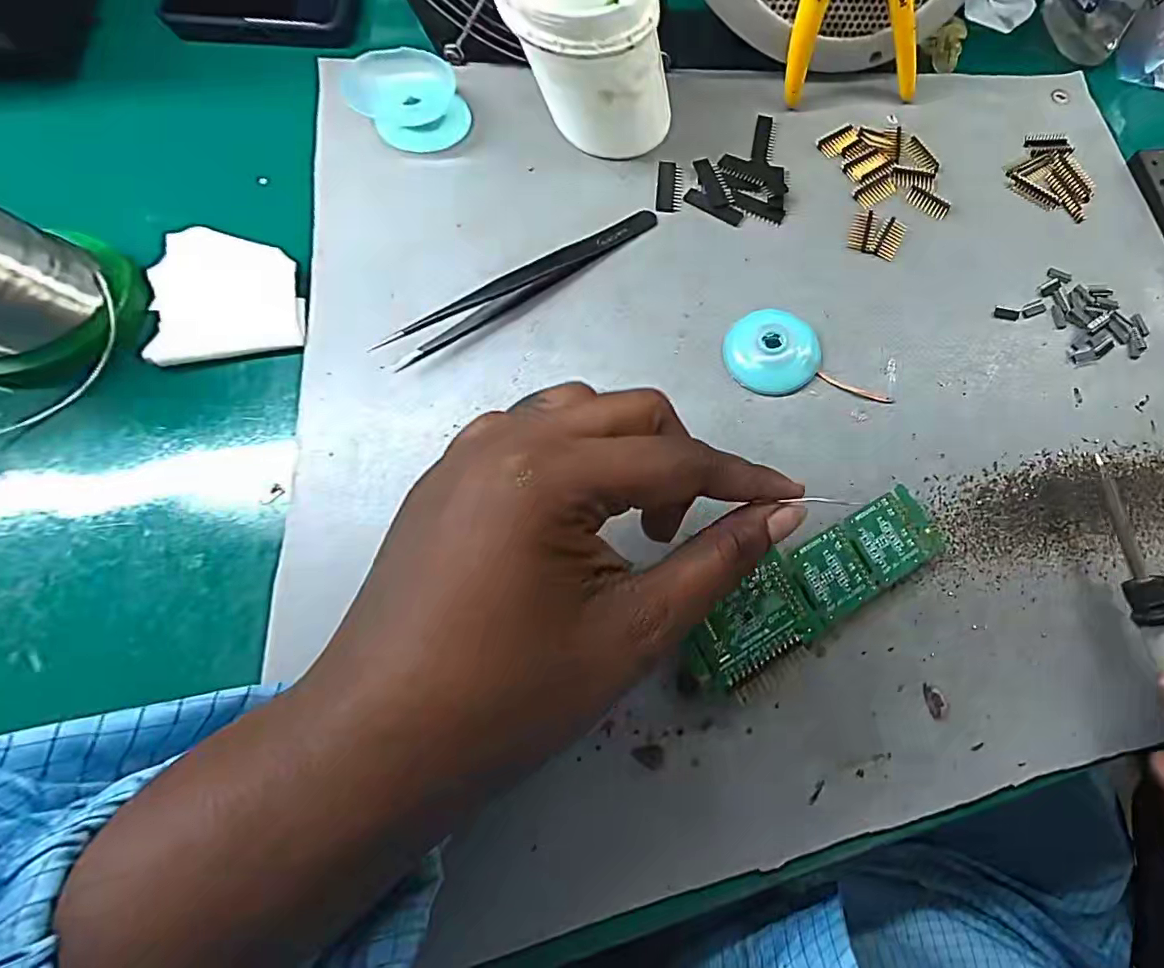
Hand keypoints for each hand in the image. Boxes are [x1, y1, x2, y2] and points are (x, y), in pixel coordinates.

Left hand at [62, 383, 809, 967]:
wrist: (371, 753)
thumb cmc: (511, 699)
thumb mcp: (636, 631)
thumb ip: (719, 560)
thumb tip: (784, 515)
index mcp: (550, 474)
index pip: (678, 458)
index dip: (745, 479)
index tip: (791, 495)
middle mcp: (507, 440)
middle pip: (635, 413)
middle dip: (685, 460)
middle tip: (687, 529)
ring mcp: (468, 454)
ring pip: (582, 411)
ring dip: (631, 449)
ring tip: (632, 517)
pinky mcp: (447, 478)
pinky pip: (531, 429)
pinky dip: (577, 451)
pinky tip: (576, 506)